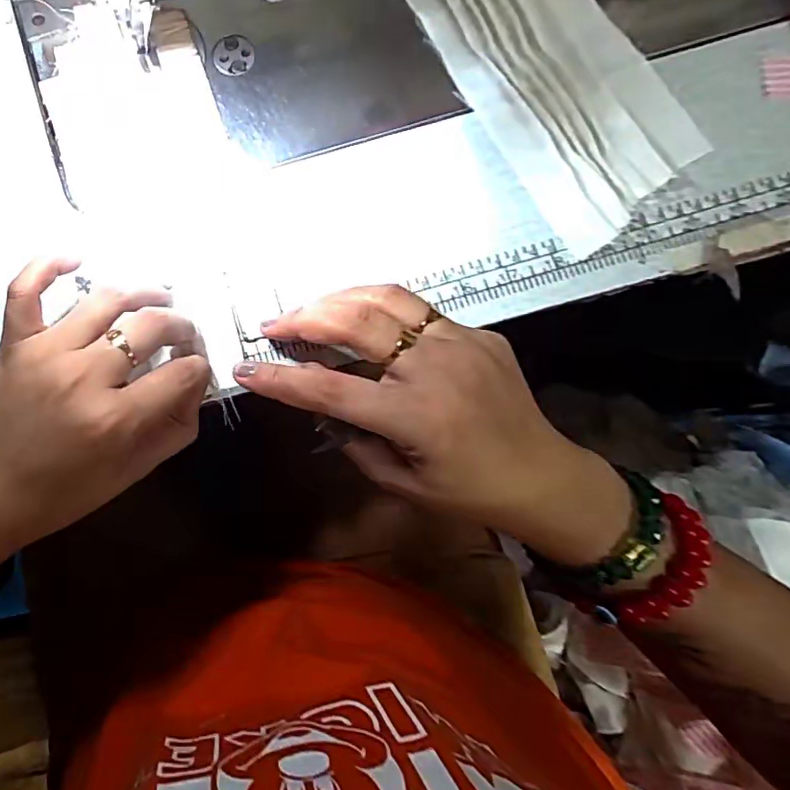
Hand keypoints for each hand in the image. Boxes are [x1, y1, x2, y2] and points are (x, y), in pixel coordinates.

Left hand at [0, 257, 212, 570]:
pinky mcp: (15, 342)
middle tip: (184, 337)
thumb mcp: (134, 470)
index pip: (182, 372)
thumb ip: (176, 425)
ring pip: (106, 300)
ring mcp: (44, 353)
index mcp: (114, 418)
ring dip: (143, 294)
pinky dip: (47, 265)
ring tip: (159, 299)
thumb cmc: (65, 491)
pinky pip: (26, 289)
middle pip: (152, 326)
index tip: (196, 369)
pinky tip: (76, 258)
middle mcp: (81, 376)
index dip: (200, 367)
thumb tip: (199, 381)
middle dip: (183, 328)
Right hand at [231, 285, 631, 566]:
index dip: (281, 379)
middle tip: (274, 324)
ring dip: (339, 298)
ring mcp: (460, 341)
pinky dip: (381, 308)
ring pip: (386, 298)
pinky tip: (365, 319)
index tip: (245, 368)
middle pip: (354, 323)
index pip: (330, 389)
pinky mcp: (477, 332)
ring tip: (312, 308)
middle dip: (304, 318)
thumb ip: (356, 443)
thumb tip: (326, 409)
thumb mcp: (402, 484)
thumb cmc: (470, 492)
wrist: (544, 475)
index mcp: (413, 415)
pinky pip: (419, 310)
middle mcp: (434, 367)